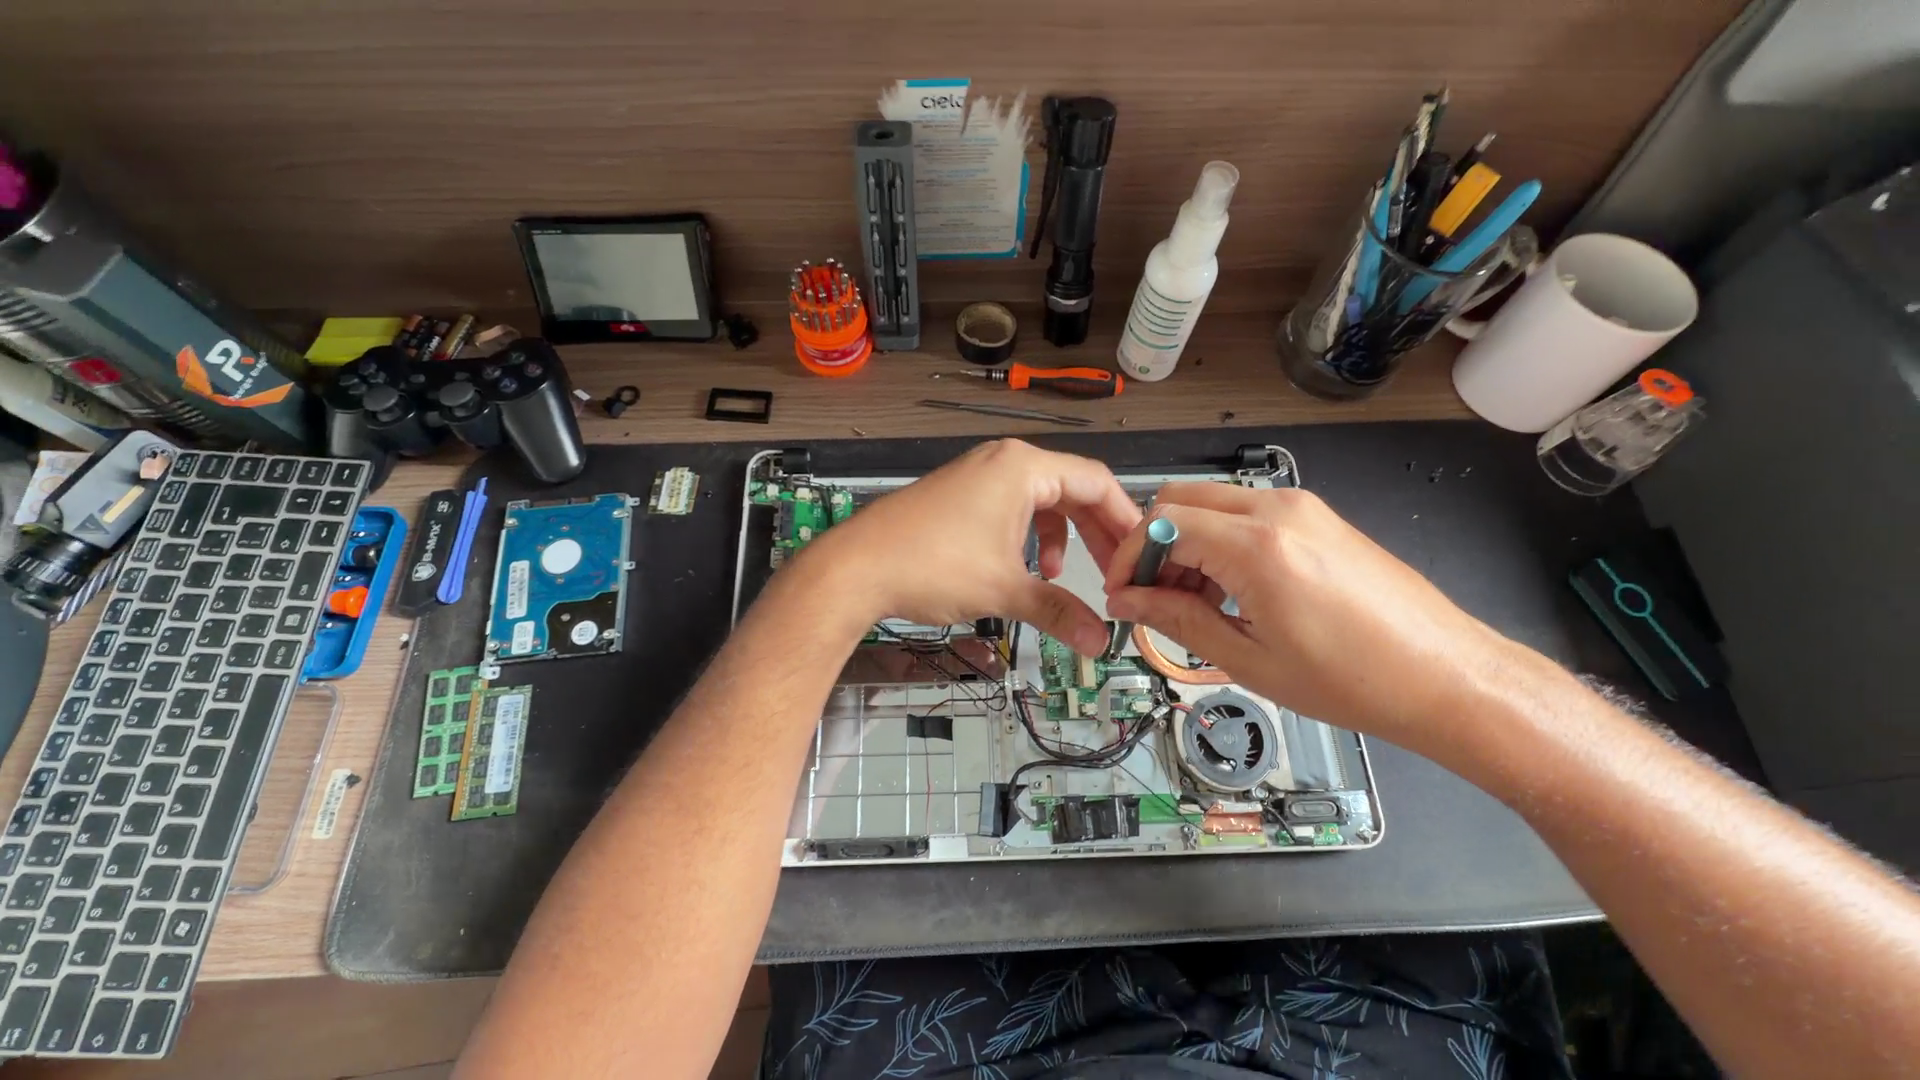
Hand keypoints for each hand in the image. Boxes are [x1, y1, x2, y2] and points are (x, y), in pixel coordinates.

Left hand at [802, 439, 1140, 656]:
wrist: (856, 568)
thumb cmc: (934, 567)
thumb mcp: (1004, 590)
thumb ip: (1059, 611)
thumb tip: (1100, 643)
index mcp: (1023, 467)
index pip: (1096, 481)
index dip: (1124, 519)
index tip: (1141, 555)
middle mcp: (1004, 461)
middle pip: (1071, 488)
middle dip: (1095, 532)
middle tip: (1115, 571)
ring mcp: (979, 475)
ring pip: (1041, 500)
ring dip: (1060, 537)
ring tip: (1060, 577)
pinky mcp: (960, 494)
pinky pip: (1012, 508)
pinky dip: (1028, 536)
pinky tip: (1024, 569)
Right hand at [1102, 483, 1520, 745]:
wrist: (1445, 677)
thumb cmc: (1351, 681)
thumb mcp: (1249, 658)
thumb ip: (1177, 618)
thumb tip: (1127, 600)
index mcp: (1257, 547)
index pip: (1161, 525)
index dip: (1128, 558)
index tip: (1120, 594)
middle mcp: (1278, 510)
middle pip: (1180, 499)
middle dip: (1152, 545)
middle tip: (1151, 597)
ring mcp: (1303, 508)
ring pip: (1213, 503)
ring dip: (1186, 542)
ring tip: (1191, 602)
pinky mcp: (1319, 517)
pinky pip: (1248, 513)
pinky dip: (1220, 540)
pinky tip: (1230, 590)